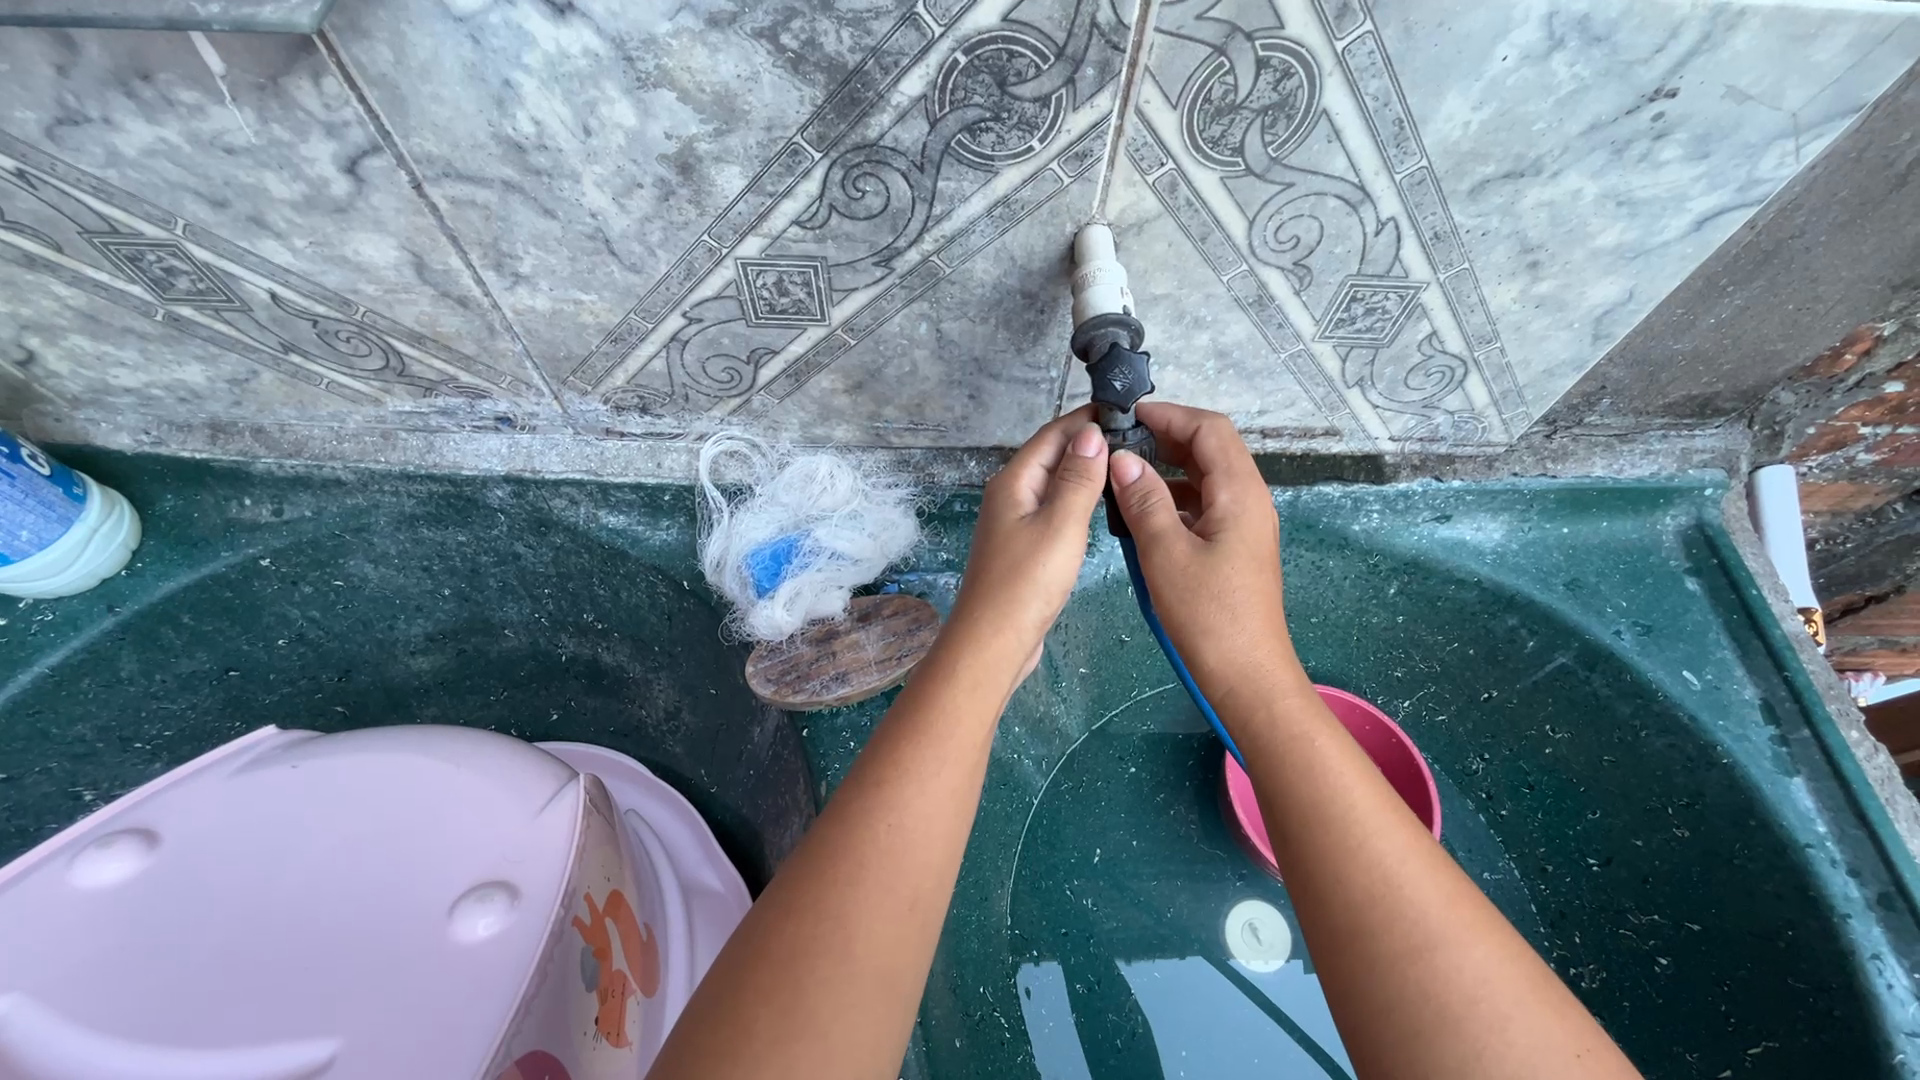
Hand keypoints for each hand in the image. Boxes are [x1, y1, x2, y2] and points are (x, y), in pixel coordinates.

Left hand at [945, 406, 1107, 687]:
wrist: (994, 642)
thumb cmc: (1027, 581)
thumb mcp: (1060, 524)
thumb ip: (1078, 479)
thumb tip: (1091, 433)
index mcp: (1014, 481)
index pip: (1053, 434)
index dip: (1087, 418)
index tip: (1128, 409)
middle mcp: (1010, 495)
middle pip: (1052, 456)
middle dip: (1090, 442)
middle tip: (1139, 438)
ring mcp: (1015, 523)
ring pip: (1054, 485)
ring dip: (1086, 473)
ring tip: (1127, 466)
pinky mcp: (1024, 548)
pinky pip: (1054, 511)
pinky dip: (1078, 502)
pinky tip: (1101, 507)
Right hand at [1108, 403, 1305, 712]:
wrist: (1246, 675)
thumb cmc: (1207, 615)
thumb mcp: (1165, 554)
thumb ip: (1143, 501)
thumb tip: (1124, 460)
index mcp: (1239, 493)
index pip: (1209, 429)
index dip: (1168, 415)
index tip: (1125, 418)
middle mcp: (1247, 500)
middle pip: (1209, 449)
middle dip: (1164, 439)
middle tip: (1118, 444)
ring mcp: (1242, 525)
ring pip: (1203, 478)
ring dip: (1165, 470)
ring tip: (1121, 476)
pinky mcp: (1232, 548)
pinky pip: (1201, 506)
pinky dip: (1171, 499)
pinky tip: (1139, 514)